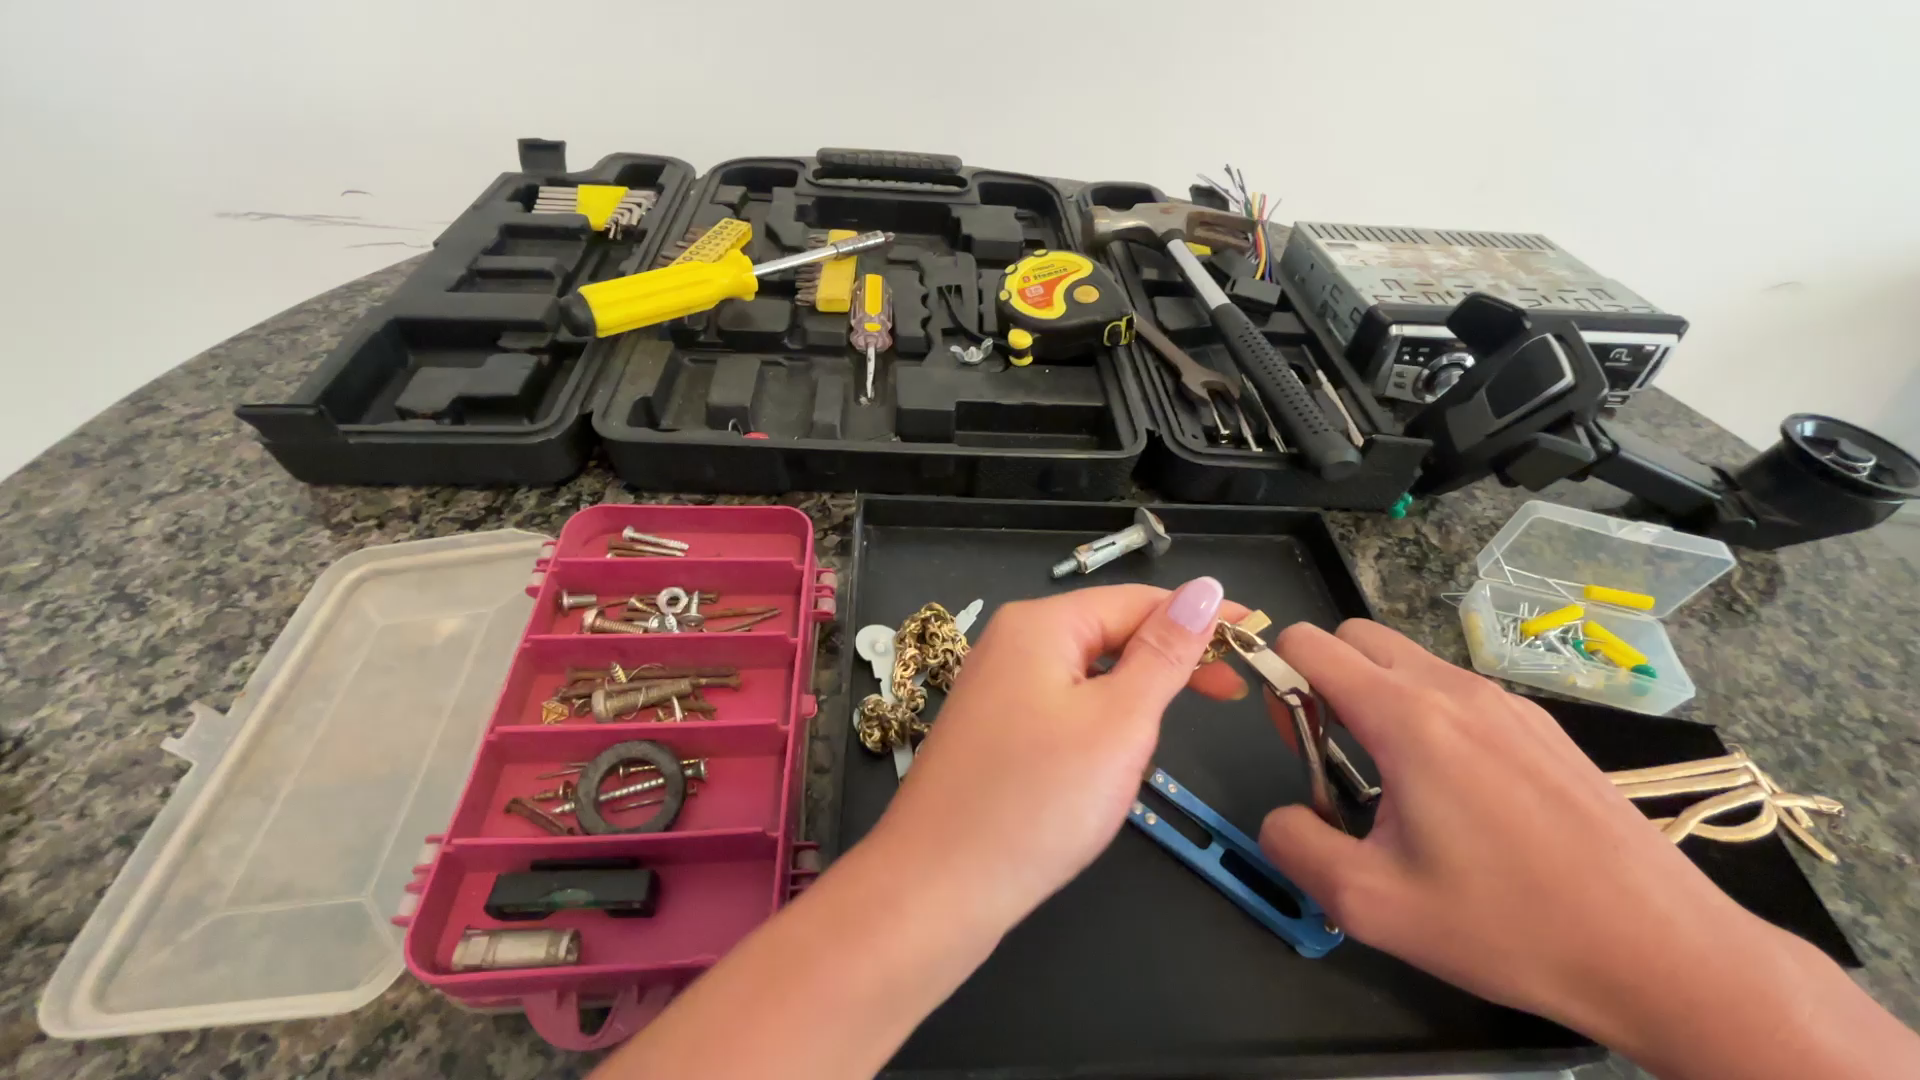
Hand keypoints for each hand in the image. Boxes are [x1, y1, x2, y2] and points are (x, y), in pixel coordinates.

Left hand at [868, 580, 1245, 922]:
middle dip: (1170, 657)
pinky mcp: (992, 728)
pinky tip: (1115, 752)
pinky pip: (1061, 704)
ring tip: (1173, 725)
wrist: (938, 886)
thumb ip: (1165, 653)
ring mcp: (995, 686)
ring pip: (1086, 672)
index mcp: (1040, 624)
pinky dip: (1100, 718)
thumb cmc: (1037, 801)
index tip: (1257, 637)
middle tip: (1230, 691)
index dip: (1201, 617)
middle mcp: (1011, 642)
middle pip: (1109, 632)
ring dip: (1136, 691)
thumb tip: (1204, 589)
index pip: (1136, 600)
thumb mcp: (1119, 722)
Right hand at [1256, 621, 1804, 1042]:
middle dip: (1322, 678)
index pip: (1308, 642)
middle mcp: (1455, 690)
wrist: (1670, 956)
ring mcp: (1506, 703)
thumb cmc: (1512, 927)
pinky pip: (1455, 691)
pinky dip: (1426, 715)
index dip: (1276, 677)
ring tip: (1397, 782)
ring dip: (1374, 697)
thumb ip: (1294, 844)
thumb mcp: (1369, 905)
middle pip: (1353, 636)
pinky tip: (1458, 794)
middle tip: (1335, 753)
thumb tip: (1284, 815)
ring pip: (1406, 660)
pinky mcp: (1542, 726)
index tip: (1293, 738)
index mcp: (1407, 718)